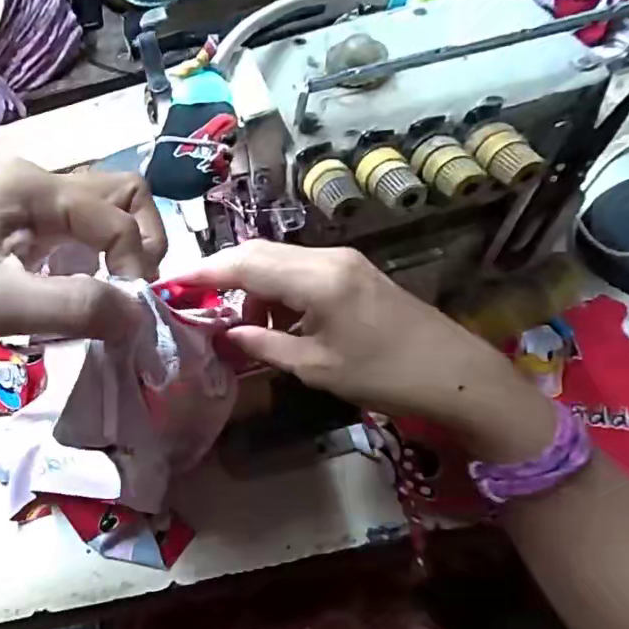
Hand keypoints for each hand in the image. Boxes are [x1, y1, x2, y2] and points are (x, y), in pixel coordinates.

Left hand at [0, 160, 166, 365]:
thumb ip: (76, 305)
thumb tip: (139, 315)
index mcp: (34, 186)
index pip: (120, 216)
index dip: (136, 264)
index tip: (123, 315)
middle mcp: (33, 185)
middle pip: (120, 196)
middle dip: (140, 242)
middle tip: (130, 292)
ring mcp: (19, 208)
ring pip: (97, 217)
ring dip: (116, 253)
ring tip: (107, 299)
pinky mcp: (8, 233)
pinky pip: (70, 239)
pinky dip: (89, 265)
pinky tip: (71, 297)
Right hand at [177, 240, 556, 459]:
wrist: (455, 374)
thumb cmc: (384, 375)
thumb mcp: (316, 366)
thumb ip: (264, 345)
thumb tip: (225, 334)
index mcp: (316, 278)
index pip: (245, 263)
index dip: (204, 272)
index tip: (172, 284)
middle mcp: (328, 258)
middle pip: (260, 253)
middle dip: (226, 277)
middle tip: (201, 307)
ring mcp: (345, 261)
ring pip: (280, 262)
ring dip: (256, 288)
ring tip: (249, 329)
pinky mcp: (355, 272)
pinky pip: (303, 272)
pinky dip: (281, 292)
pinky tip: (281, 323)